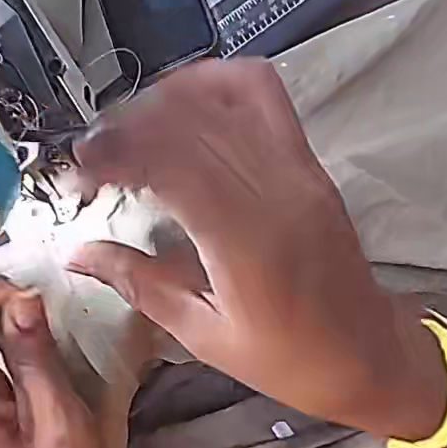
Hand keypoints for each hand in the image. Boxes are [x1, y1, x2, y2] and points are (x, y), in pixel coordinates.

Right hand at [70, 59, 444, 439]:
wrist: (368, 355)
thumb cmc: (285, 359)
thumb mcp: (203, 334)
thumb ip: (139, 283)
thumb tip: (79, 253)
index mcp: (245, 240)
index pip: (169, 161)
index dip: (114, 153)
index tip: (79, 170)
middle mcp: (276, 188)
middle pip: (191, 120)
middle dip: (127, 126)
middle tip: (94, 157)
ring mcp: (299, 168)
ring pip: (226, 95)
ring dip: (167, 99)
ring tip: (132, 130)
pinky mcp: (310, 163)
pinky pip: (264, 97)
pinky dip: (216, 87)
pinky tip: (186, 112)